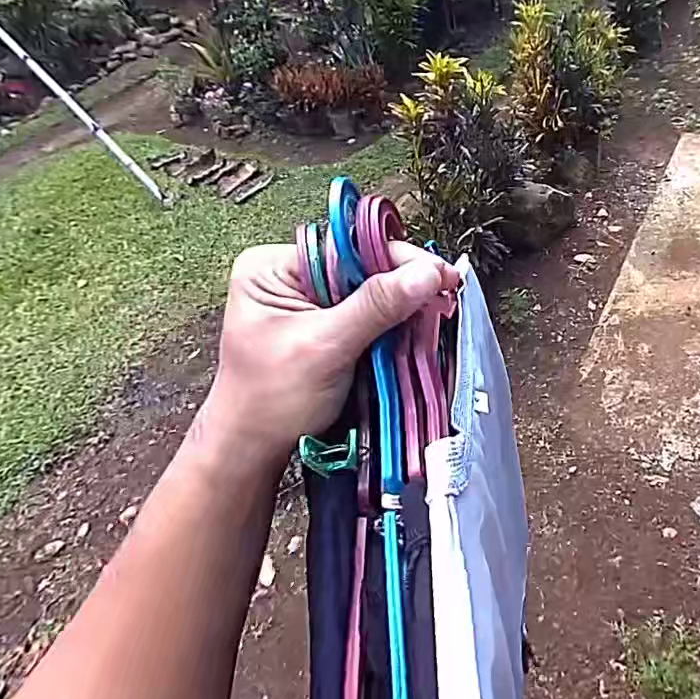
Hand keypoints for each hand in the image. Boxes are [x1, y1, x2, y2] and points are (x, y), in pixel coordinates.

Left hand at [197, 241, 458, 470]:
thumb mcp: (324, 347)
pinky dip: (392, 321)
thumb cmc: (270, 402)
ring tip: (439, 308)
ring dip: (402, 302)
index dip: (395, 257)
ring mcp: (308, 301)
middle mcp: (290, 276)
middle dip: (403, 280)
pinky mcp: (325, 326)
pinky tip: (417, 324)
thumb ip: (376, 306)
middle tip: (446, 291)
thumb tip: (426, 272)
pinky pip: (366, 313)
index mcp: (273, 268)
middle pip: (360, 265)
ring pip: (368, 289)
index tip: (438, 272)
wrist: (253, 452)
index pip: (346, 247)